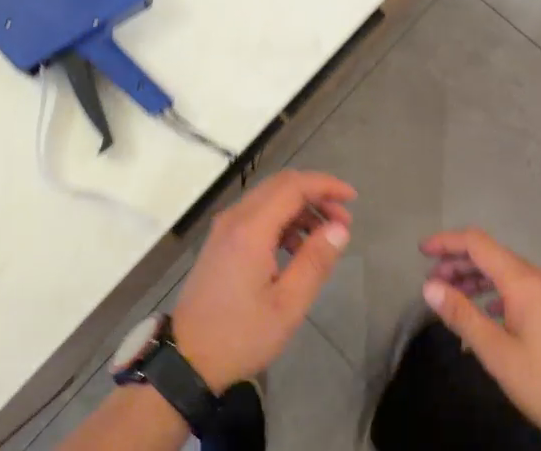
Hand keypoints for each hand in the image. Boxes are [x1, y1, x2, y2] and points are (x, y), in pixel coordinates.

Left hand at [170, 170, 354, 390]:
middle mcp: (234, 218)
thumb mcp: (287, 305)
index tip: (352, 198)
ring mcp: (224, 228)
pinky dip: (282, 222)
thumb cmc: (241, 334)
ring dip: (300, 209)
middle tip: (343, 220)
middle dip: (315, 195)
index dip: (325, 185)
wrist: (187, 356)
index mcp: (250, 229)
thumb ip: (315, 262)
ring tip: (326, 238)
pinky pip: (256, 216)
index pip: (292, 186)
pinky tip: (297, 250)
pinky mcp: (221, 241)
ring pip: (268, 199)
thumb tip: (340, 228)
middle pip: (279, 186)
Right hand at [420, 228, 540, 450]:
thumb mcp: (499, 356)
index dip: (447, 242)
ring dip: (480, 280)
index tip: (422, 252)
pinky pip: (528, 290)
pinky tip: (493, 319)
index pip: (478, 243)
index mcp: (526, 283)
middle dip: (459, 263)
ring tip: (457, 300)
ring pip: (512, 274)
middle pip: (494, 256)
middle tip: (433, 283)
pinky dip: (501, 294)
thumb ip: (462, 316)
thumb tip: (429, 286)